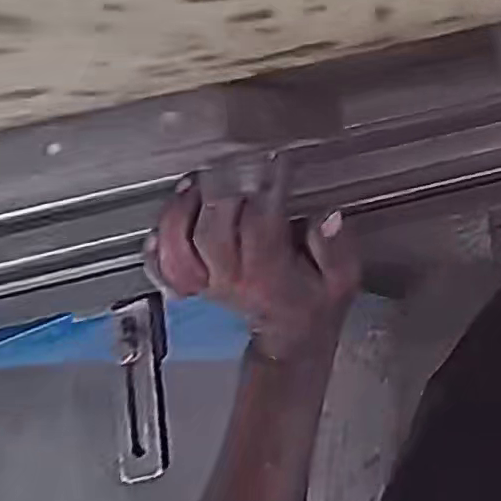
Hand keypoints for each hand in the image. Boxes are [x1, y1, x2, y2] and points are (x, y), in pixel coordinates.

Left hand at [146, 171, 360, 361]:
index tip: (278, 162)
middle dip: (222, 192)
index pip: (261, 225)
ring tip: (197, 180)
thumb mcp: (343, 278)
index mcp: (269, 275)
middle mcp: (232, 278)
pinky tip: (166, 218)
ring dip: (182, 210)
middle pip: (212, 231)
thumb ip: (336, 247)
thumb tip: (329, 217)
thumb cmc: (317, 302)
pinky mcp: (195, 283)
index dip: (267, 189)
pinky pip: (163, 266)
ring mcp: (208, 282)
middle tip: (235, 162)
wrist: (292, 338)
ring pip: (179, 246)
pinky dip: (157, 242)